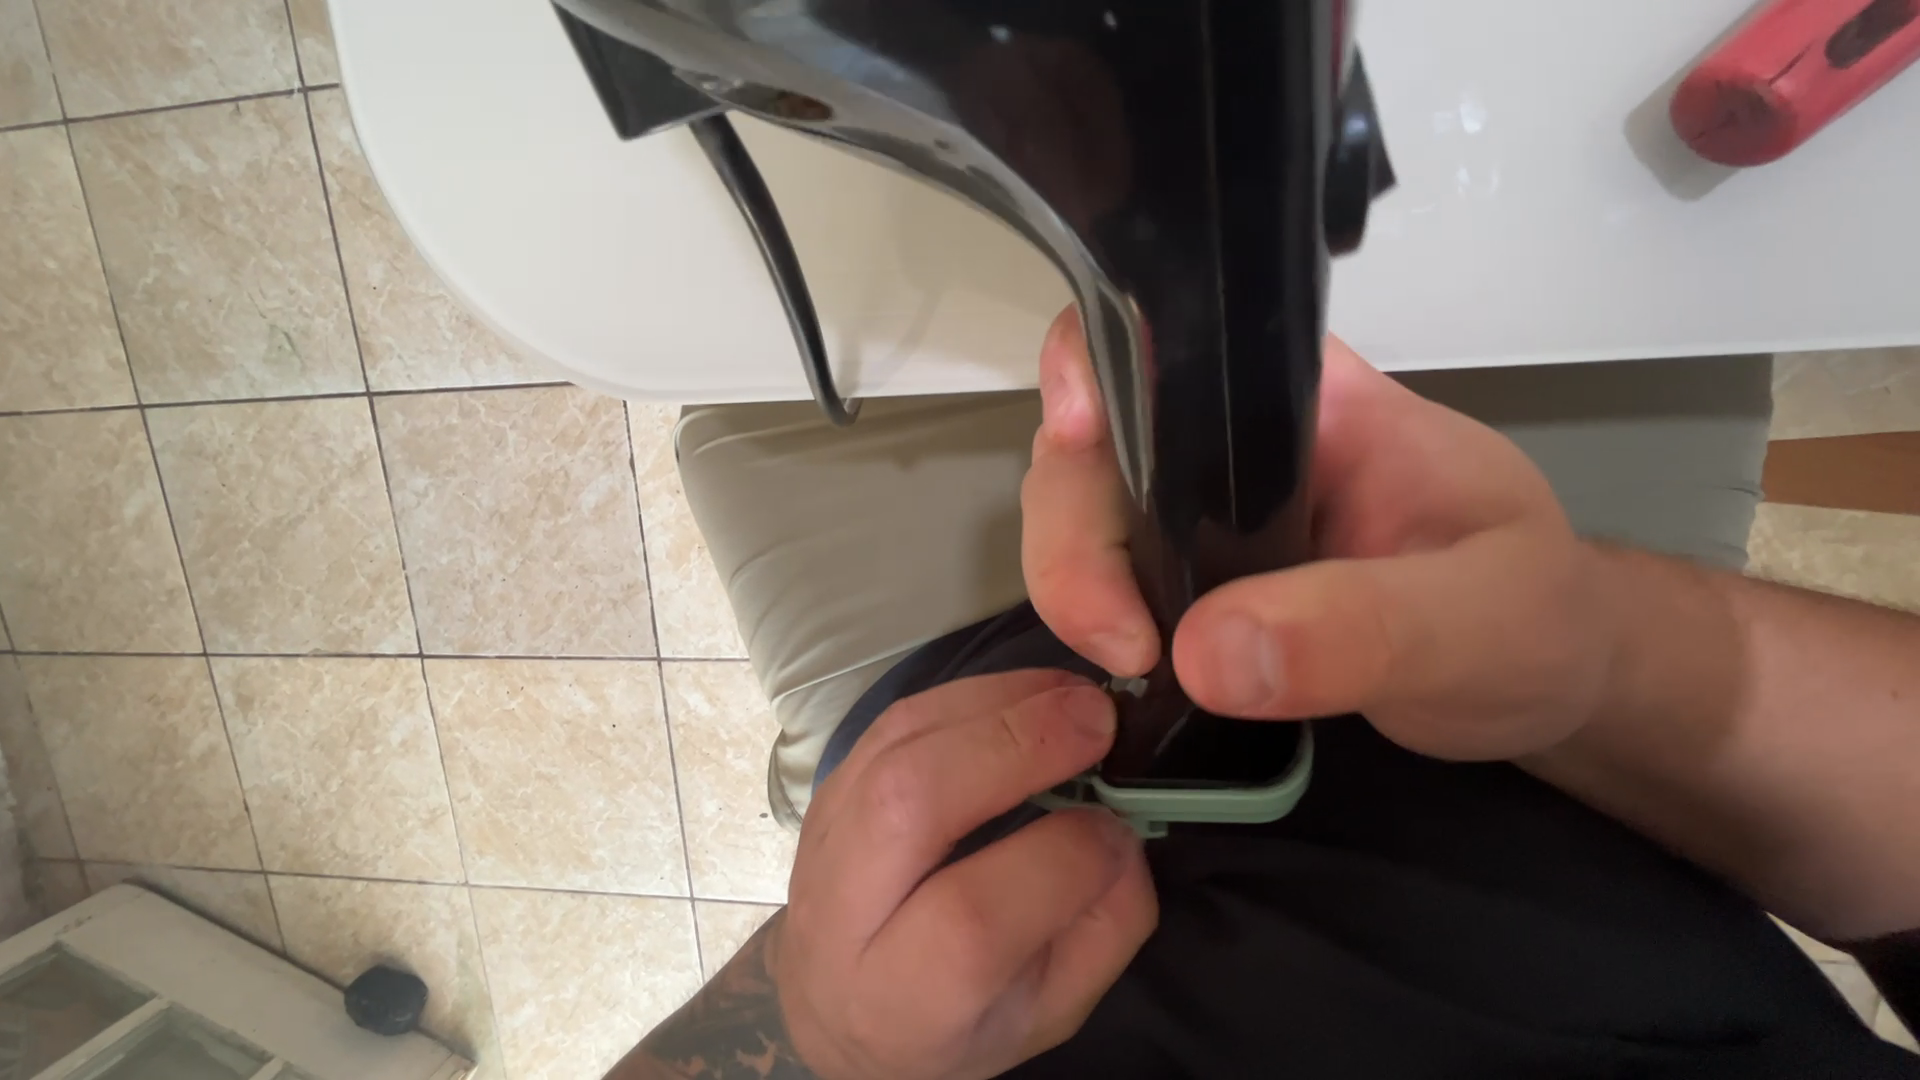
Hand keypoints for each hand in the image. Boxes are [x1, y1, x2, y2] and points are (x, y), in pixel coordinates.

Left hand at [774, 670, 1158, 1079]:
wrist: (837, 997)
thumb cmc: (955, 1015)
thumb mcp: (1048, 1009)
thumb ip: (1103, 929)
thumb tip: (1121, 830)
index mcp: (905, 994)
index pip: (974, 917)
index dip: (1063, 856)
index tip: (1117, 823)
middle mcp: (844, 906)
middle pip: (913, 799)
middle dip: (1018, 742)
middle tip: (1097, 720)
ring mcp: (828, 829)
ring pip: (901, 738)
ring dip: (998, 700)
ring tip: (1071, 695)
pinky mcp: (834, 780)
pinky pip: (900, 715)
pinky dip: (972, 692)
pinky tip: (1028, 693)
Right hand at [1021, 307, 1617, 761]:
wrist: (1531, 675)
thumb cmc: (1530, 619)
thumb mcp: (1479, 621)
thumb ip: (1364, 628)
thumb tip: (1205, 653)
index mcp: (1299, 397)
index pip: (1159, 338)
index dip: (1088, 370)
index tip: (1078, 446)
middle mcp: (1227, 439)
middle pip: (1091, 441)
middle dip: (1071, 532)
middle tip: (1119, 639)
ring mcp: (1196, 506)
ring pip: (1081, 508)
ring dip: (1070, 580)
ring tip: (1128, 658)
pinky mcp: (1183, 568)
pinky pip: (1102, 569)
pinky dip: (1088, 611)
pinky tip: (1121, 658)